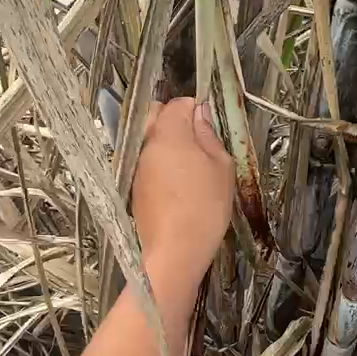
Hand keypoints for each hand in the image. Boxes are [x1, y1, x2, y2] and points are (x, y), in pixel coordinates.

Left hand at [132, 98, 233, 296]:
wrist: (176, 251)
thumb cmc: (205, 207)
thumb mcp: (222, 167)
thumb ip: (209, 136)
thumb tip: (200, 114)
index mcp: (168, 133)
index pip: (178, 103)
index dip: (196, 109)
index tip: (210, 126)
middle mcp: (146, 145)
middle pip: (157, 118)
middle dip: (177, 123)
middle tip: (200, 144)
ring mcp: (137, 167)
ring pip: (152, 143)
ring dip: (169, 147)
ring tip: (193, 170)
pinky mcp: (134, 188)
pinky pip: (149, 166)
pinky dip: (162, 168)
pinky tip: (179, 189)